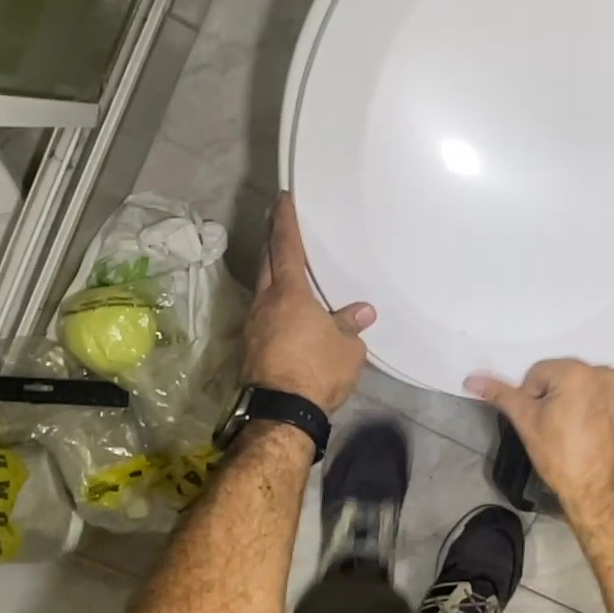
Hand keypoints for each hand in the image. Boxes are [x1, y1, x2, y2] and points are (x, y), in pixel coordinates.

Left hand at [244, 194, 374, 413]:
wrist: (282, 413)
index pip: (286, 248)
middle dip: (272, 240)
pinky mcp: (252, 346)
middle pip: (266, 262)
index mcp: (289, 294)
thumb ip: (349, 325)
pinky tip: (284, 306)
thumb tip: (361, 312)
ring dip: (271, 272)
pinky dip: (273, 300)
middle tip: (276, 222)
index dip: (285, 221)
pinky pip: (264, 311)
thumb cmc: (317, 371)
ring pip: (262, 287)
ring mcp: (254, 325)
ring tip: (283, 263)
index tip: (282, 199)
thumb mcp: (347, 348)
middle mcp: (265, 303)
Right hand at [466, 359, 613, 513]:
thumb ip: (501, 395)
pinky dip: (600, 413)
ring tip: (574, 433)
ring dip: (578, 403)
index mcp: (577, 371)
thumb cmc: (561, 457)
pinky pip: (610, 402)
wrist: (602, 494)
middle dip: (556, 398)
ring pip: (588, 389)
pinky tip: (593, 436)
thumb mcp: (526, 423)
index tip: (537, 422)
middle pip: (566, 377)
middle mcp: (606, 373)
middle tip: (553, 428)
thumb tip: (471, 380)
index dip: (531, 398)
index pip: (539, 372)